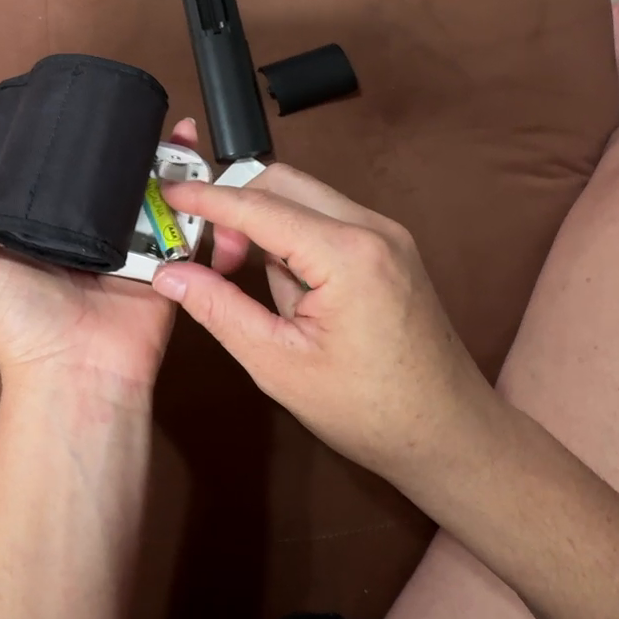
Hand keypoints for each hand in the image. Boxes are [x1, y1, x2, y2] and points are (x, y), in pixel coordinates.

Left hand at [0, 118, 202, 400]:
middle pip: (103, 171)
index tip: (67, 97)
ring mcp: (130, 237)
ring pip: (143, 182)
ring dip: (154, 147)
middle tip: (118, 99)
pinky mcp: (166, 249)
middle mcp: (87, 227)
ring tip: (156, 113)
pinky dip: (188, 175)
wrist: (76, 367)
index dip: (61, 136)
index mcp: (44, 227)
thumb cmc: (16, 316)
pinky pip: (179, 207)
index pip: (54, 170)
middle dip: (112, 136)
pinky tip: (184, 137)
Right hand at [153, 165, 497, 481]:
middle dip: (237, 209)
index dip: (205, 197)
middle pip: (281, 183)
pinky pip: (324, 217)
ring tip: (256, 285)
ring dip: (265, 225)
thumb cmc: (367, 411)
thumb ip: (219, 309)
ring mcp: (385, 232)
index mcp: (347, 254)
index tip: (166, 192)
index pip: (258, 206)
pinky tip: (292, 288)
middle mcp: (371, 227)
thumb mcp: (277, 364)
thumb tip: (169, 275)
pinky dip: (292, 236)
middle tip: (217, 261)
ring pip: (302, 196)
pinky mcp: (388, 245)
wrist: (452, 435)